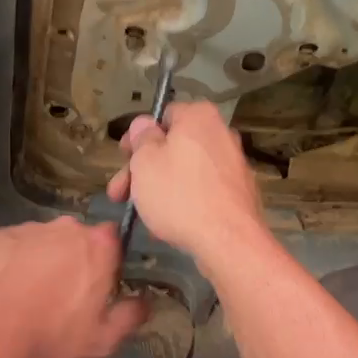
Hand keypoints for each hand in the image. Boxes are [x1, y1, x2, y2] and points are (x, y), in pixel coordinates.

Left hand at [0, 218, 147, 357]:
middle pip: (78, 240)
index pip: (115, 241)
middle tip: (60, 300)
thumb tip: (145, 301)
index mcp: (99, 247)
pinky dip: (10, 266)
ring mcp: (28, 229)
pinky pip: (12, 249)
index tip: (99, 288)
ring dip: (40, 264)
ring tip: (24, 301)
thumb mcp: (100, 343)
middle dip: (73, 263)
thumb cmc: (47, 338)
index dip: (109, 263)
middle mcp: (66, 228)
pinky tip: (0, 295)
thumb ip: (130, 318)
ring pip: (43, 244)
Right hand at [105, 102, 265, 266]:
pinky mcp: (237, 192)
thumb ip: (142, 138)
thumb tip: (144, 123)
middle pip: (173, 146)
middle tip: (120, 193)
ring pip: (185, 170)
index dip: (139, 137)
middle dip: (143, 168)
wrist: (228, 240)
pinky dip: (184, 200)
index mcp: (199, 117)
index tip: (123, 158)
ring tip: (140, 214)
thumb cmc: (179, 194)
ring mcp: (232, 164)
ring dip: (159, 187)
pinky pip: (202, 189)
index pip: (163, 116)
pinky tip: (167, 223)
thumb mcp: (146, 162)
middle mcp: (221, 133)